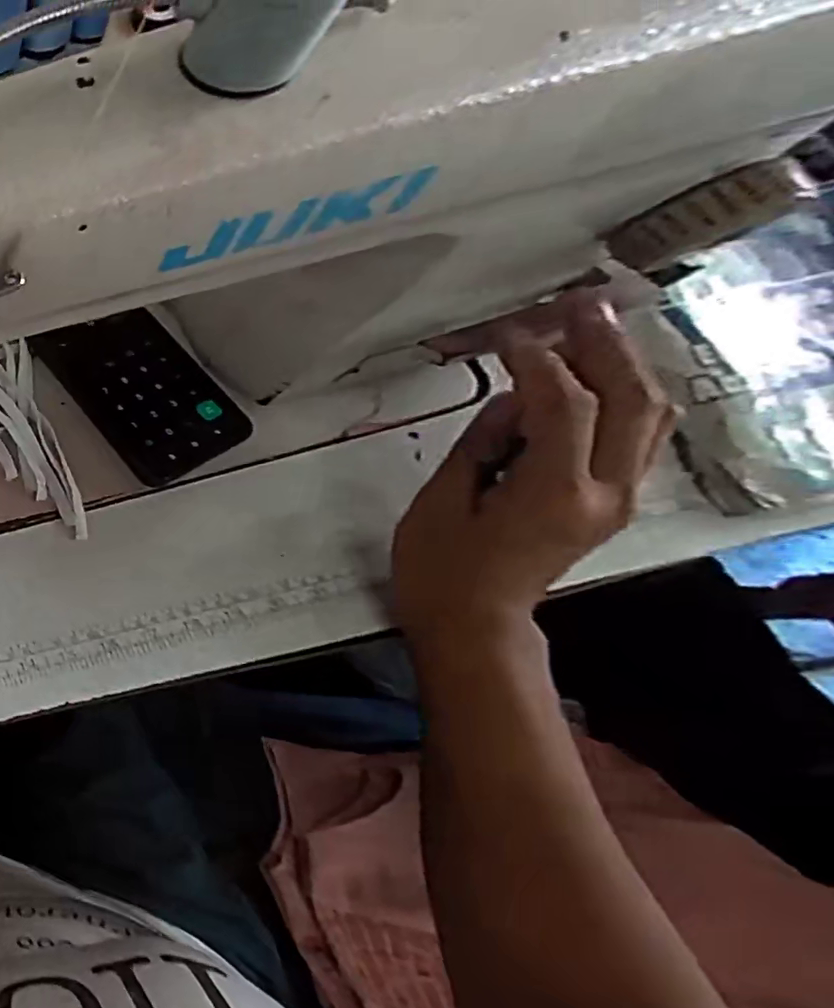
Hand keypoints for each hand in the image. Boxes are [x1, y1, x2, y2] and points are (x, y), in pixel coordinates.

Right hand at [392, 291, 678, 635]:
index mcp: (554, 494)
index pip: (564, 407)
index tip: (510, 334)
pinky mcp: (610, 501)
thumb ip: (478, 448)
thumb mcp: (439, 505)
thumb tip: (510, 402)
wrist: (473, 621)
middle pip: (629, 401)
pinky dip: (621, 397)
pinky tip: (593, 378)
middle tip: (577, 307)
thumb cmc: (439, 570)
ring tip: (591, 329)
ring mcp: (616, 497)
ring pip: (647, 415)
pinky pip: (634, 436)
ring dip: (622, 366)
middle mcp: (605, 492)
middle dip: (604, 347)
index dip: (539, 362)